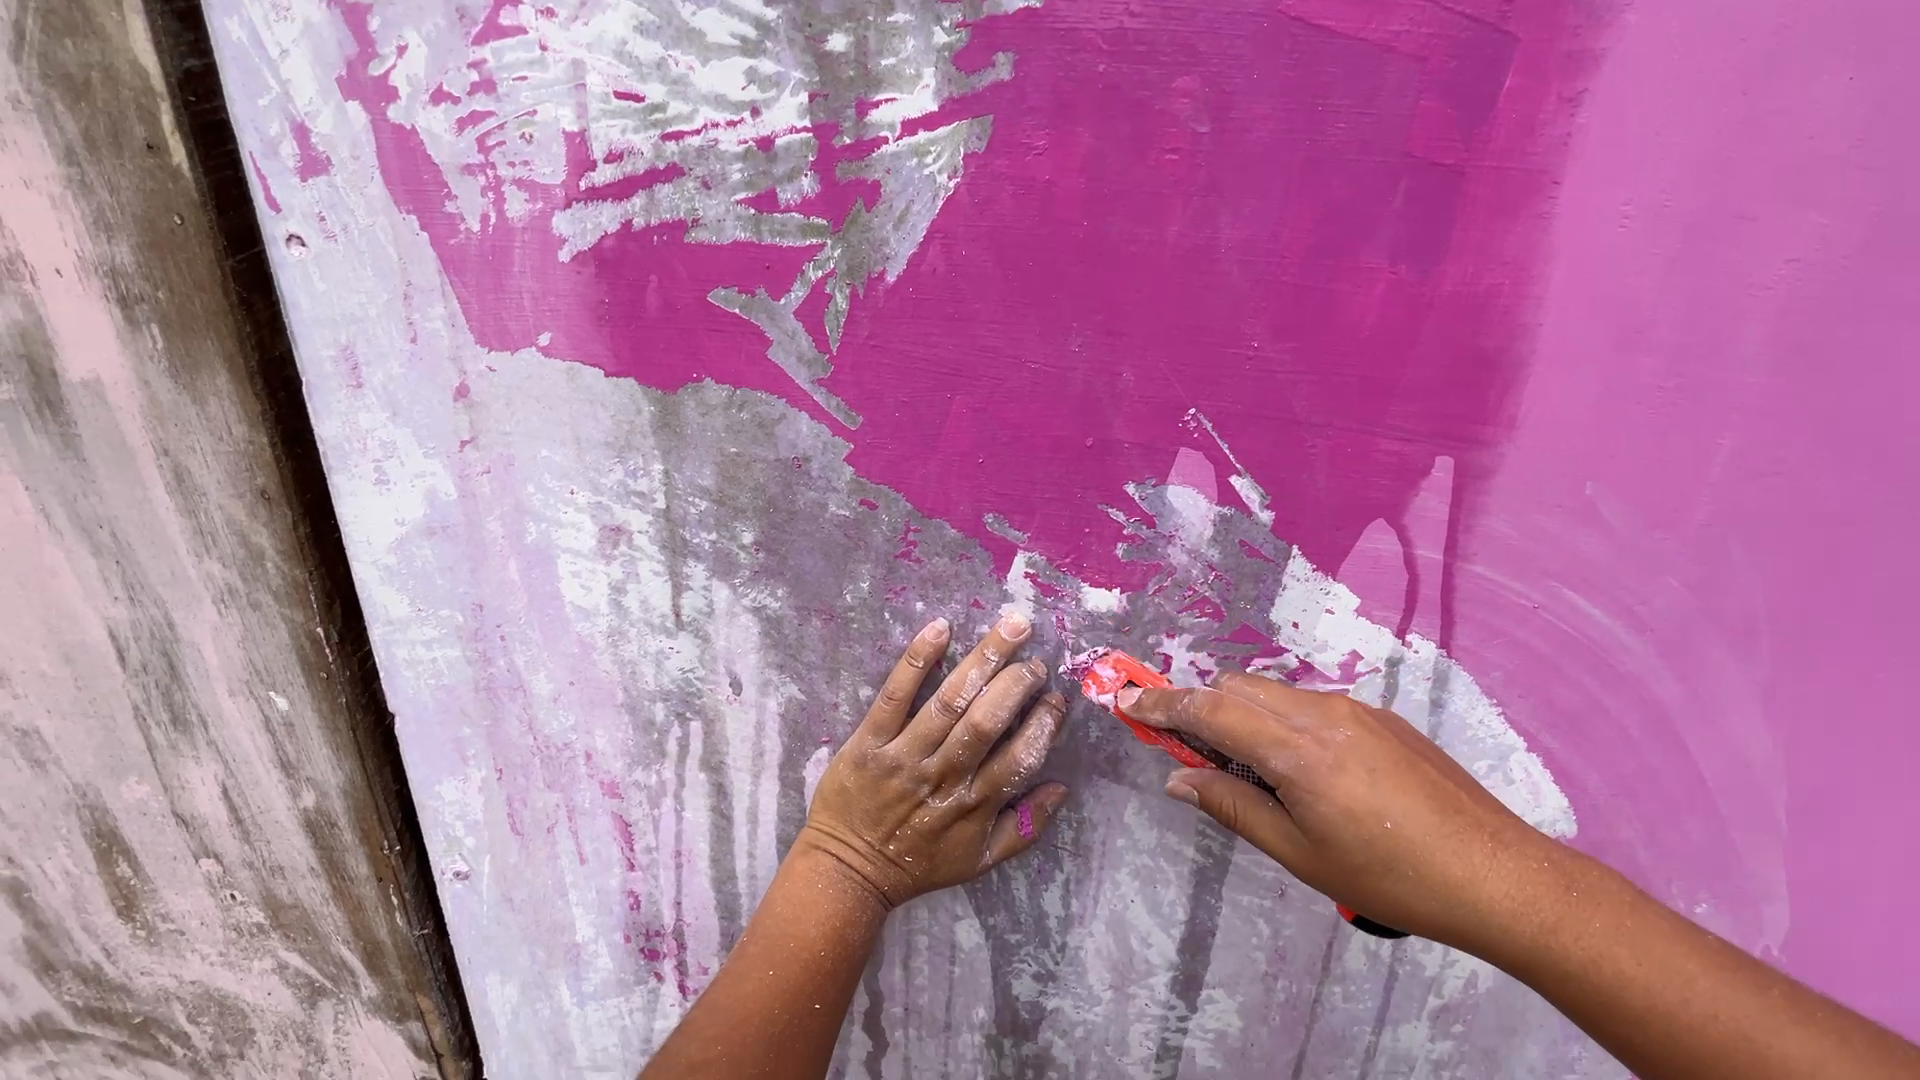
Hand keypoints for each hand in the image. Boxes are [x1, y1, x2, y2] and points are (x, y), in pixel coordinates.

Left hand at [794, 613, 1069, 911]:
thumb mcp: (978, 861)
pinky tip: (941, 628)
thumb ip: (1024, 829)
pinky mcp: (869, 741)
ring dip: (984, 660)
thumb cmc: (917, 864)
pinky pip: (895, 695)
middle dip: (1017, 684)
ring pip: (949, 702)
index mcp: (974, 804)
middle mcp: (943, 775)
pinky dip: (918, 660)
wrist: (848, 870)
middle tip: (1036, 660)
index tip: (1057, 697)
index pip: (1020, 756)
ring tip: (1011, 627)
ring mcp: (905, 755)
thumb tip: (1062, 788)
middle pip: (987, 721)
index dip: (1043, 723)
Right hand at [1119, 671, 1553, 949]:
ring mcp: (1355, 709)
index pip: (1210, 709)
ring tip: (1250, 769)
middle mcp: (1322, 712)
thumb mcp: (1298, 852)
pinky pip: (1309, 705)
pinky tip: (1304, 771)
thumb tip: (1179, 778)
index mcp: (1297, 749)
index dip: (1162, 704)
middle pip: (1237, 687)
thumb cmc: (1389, 877)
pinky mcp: (1381, 717)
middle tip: (1190, 752)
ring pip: (1273, 692)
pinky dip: (1280, 721)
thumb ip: (1231, 805)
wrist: (1499, 875)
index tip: (1127, 700)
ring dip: (1242, 714)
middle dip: (1201, 707)